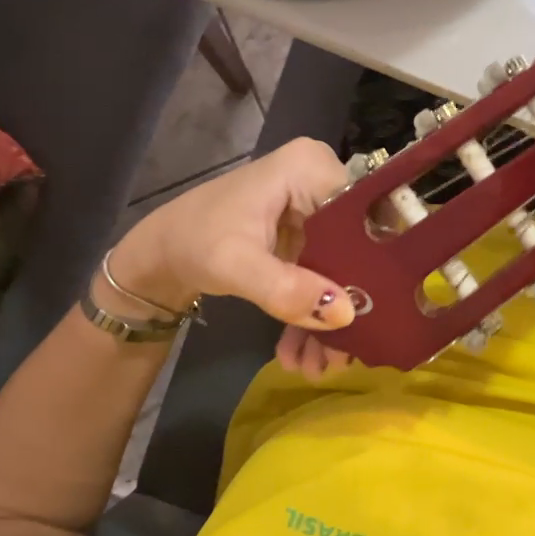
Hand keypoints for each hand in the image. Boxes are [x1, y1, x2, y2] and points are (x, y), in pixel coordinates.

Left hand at [108, 139, 357, 331]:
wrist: (159, 253)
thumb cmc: (192, 242)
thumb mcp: (237, 266)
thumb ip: (288, 289)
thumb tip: (346, 315)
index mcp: (310, 168)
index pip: (366, 211)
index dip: (374, 263)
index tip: (376, 314)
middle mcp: (321, 179)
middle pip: (358, 244)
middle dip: (349, 303)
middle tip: (344, 356)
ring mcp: (314, 207)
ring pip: (342, 265)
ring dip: (330, 318)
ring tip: (320, 367)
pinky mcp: (305, 234)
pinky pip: (324, 272)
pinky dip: (313, 310)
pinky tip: (304, 353)